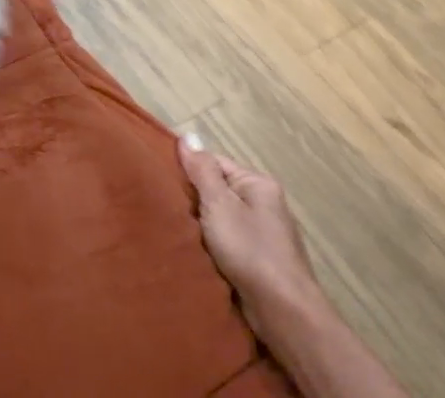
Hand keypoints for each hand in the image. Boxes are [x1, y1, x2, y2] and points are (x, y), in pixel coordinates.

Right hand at [178, 133, 324, 322]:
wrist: (283, 309)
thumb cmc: (249, 249)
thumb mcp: (219, 204)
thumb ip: (202, 170)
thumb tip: (189, 135)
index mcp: (258, 184)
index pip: (213, 163)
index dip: (187, 170)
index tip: (162, 182)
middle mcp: (265, 203)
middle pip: (217, 189)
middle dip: (193, 198)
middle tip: (166, 205)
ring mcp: (264, 232)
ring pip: (220, 216)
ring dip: (201, 222)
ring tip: (176, 226)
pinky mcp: (260, 257)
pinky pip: (227, 238)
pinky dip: (212, 241)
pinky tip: (196, 247)